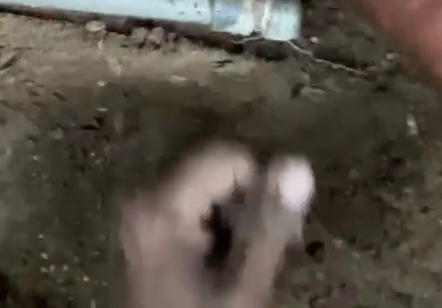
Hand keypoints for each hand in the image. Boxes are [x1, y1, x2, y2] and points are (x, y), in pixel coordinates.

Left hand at [121, 144, 313, 307]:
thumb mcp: (245, 282)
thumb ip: (271, 222)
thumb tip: (298, 164)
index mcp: (163, 202)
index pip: (226, 158)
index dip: (260, 188)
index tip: (279, 233)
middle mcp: (146, 194)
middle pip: (213, 170)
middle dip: (246, 205)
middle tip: (263, 254)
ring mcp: (142, 210)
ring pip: (205, 187)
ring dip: (233, 218)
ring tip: (243, 266)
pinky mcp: (146, 225)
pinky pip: (190, 205)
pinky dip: (214, 227)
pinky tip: (222, 265)